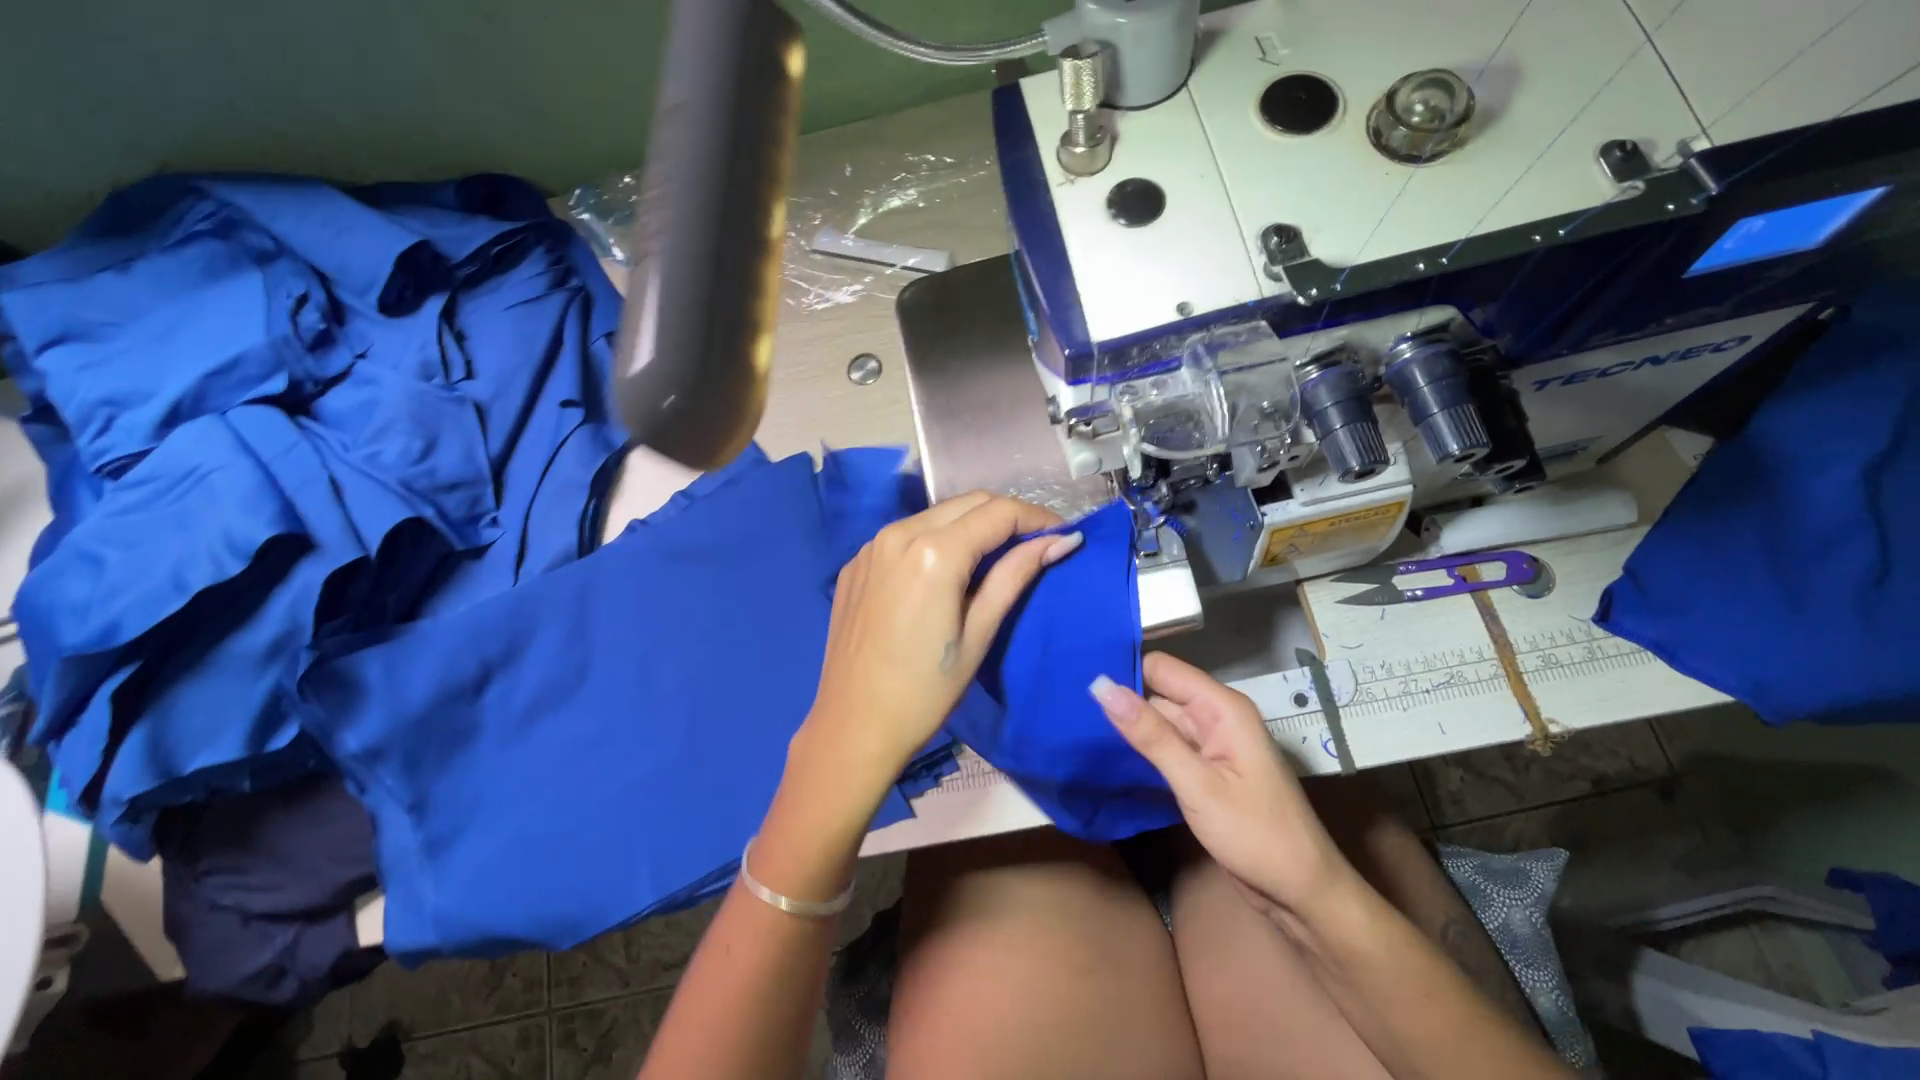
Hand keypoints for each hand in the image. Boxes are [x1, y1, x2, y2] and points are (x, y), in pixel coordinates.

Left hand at [802, 491, 1081, 790]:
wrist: (853, 726)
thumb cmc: (925, 691)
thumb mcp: (978, 635)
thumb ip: (1014, 577)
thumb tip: (1058, 541)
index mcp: (933, 553)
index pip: (998, 512)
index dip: (1037, 518)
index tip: (1064, 535)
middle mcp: (897, 534)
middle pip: (967, 503)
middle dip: (1007, 516)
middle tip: (1036, 544)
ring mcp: (870, 548)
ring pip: (935, 515)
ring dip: (971, 525)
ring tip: (997, 557)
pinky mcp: (855, 565)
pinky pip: (904, 536)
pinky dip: (935, 541)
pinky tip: (946, 573)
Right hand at [1091, 653, 1352, 922]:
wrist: (1301, 892)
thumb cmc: (1255, 834)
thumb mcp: (1197, 784)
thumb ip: (1149, 734)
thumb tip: (1101, 686)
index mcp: (1222, 708)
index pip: (1161, 669)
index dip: (1124, 671)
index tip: (1078, 682)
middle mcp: (1216, 719)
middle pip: (1157, 695)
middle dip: (1120, 702)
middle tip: (1067, 713)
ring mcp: (1211, 748)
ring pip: (1159, 725)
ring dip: (1127, 731)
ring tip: (1076, 733)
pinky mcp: (1205, 774)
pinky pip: (1167, 751)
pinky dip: (1142, 755)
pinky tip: (1107, 761)